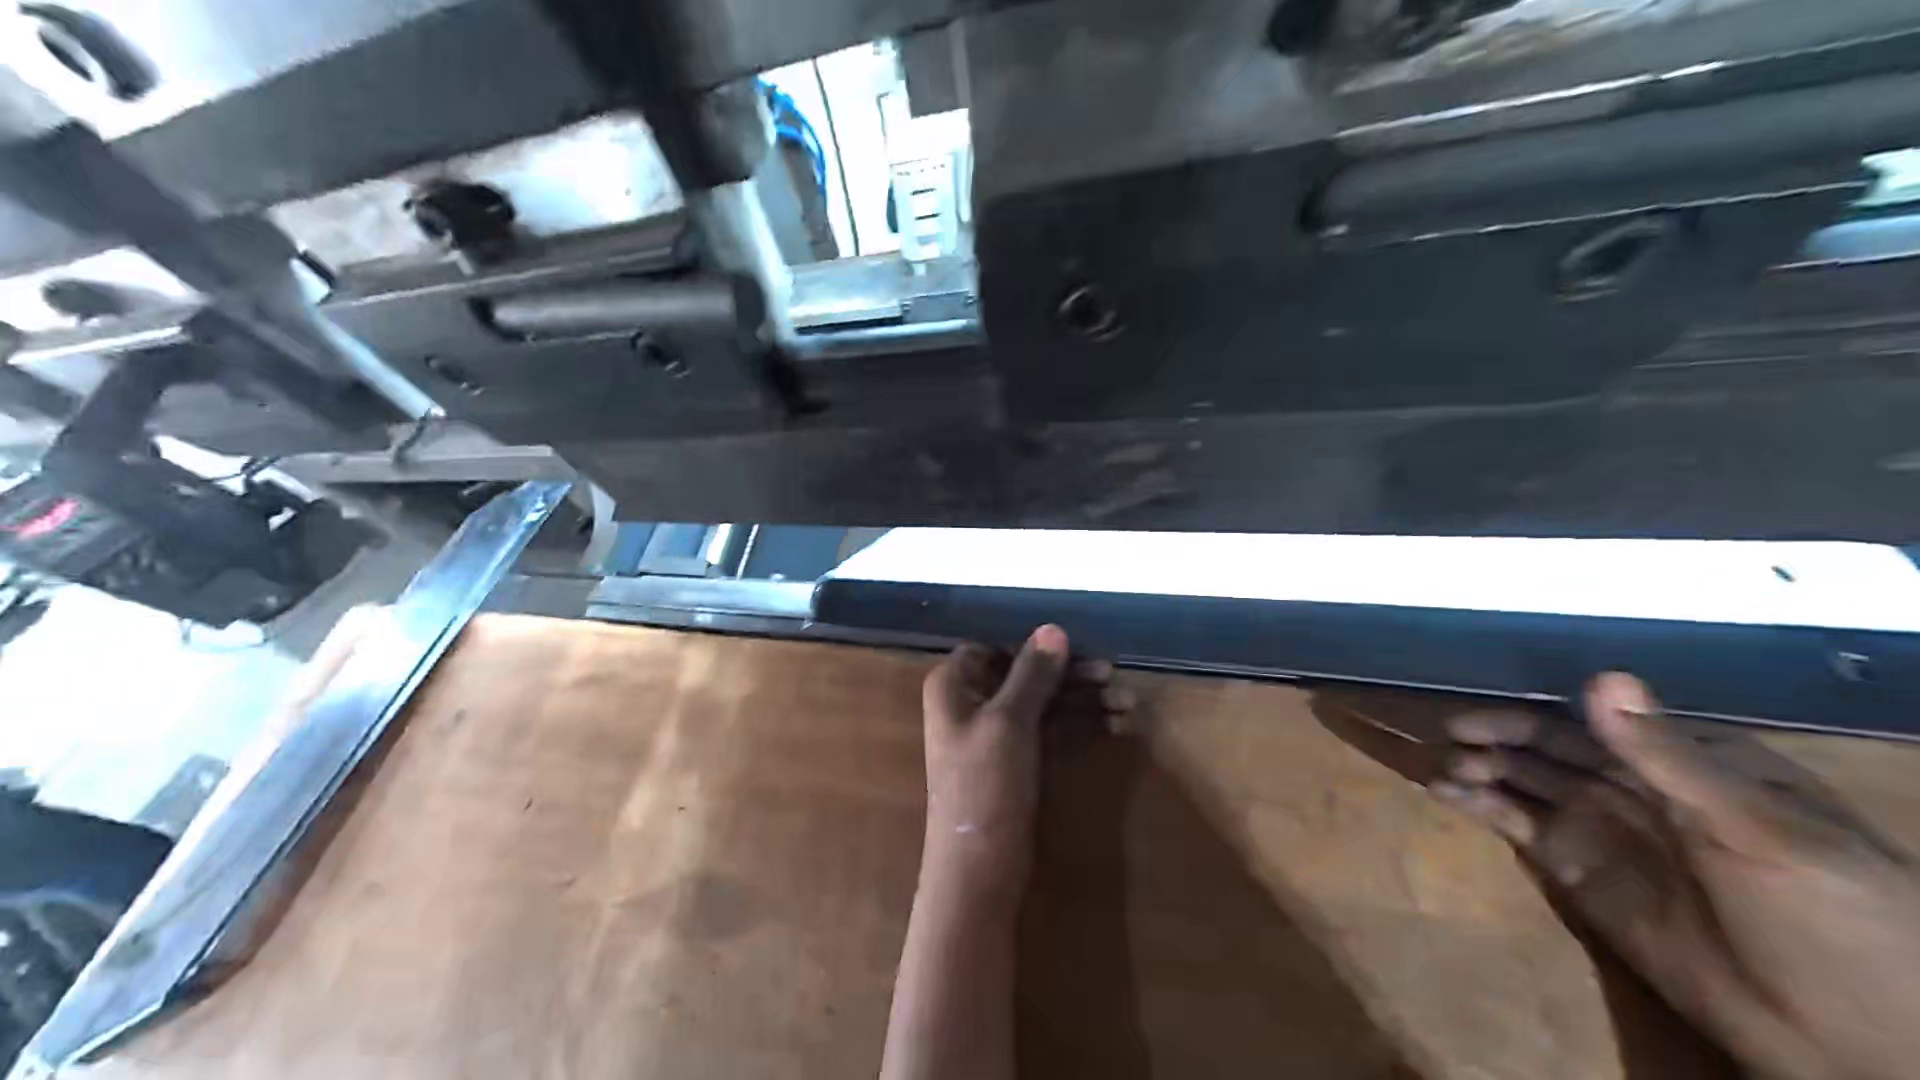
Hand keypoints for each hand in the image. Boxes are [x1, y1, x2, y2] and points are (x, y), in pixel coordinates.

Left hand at [919, 625, 1127, 900]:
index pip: (995, 648)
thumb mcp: (1009, 722)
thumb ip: (1033, 674)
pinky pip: (1052, 731)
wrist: (979, 871)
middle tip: (1114, 676)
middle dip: (1070, 676)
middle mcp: (972, 703)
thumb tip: (1054, 628)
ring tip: (1129, 705)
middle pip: (1027, 675)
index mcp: (955, 685)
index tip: (1074, 649)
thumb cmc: (985, 786)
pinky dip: (1081, 726)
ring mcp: (997, 734)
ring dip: (1084, 702)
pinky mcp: (1019, 760)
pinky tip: (1119, 727)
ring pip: (1044, 703)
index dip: (1032, 647)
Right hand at [1432, 673, 1919, 1079]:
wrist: (1845, 1038)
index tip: (1482, 712)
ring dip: (1481, 768)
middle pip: (1547, 745)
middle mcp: (1632, 784)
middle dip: (1497, 737)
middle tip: (1453, 737)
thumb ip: (1664, 754)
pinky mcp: (1573, 866)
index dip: (1535, 710)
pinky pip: (1516, 823)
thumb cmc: (1824, 915)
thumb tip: (1601, 675)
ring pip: (1523, 779)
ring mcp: (1599, 825)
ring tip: (1448, 771)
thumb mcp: (1754, 827)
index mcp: (1684, 762)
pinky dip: (1478, 805)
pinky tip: (1446, 795)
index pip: (1595, 719)